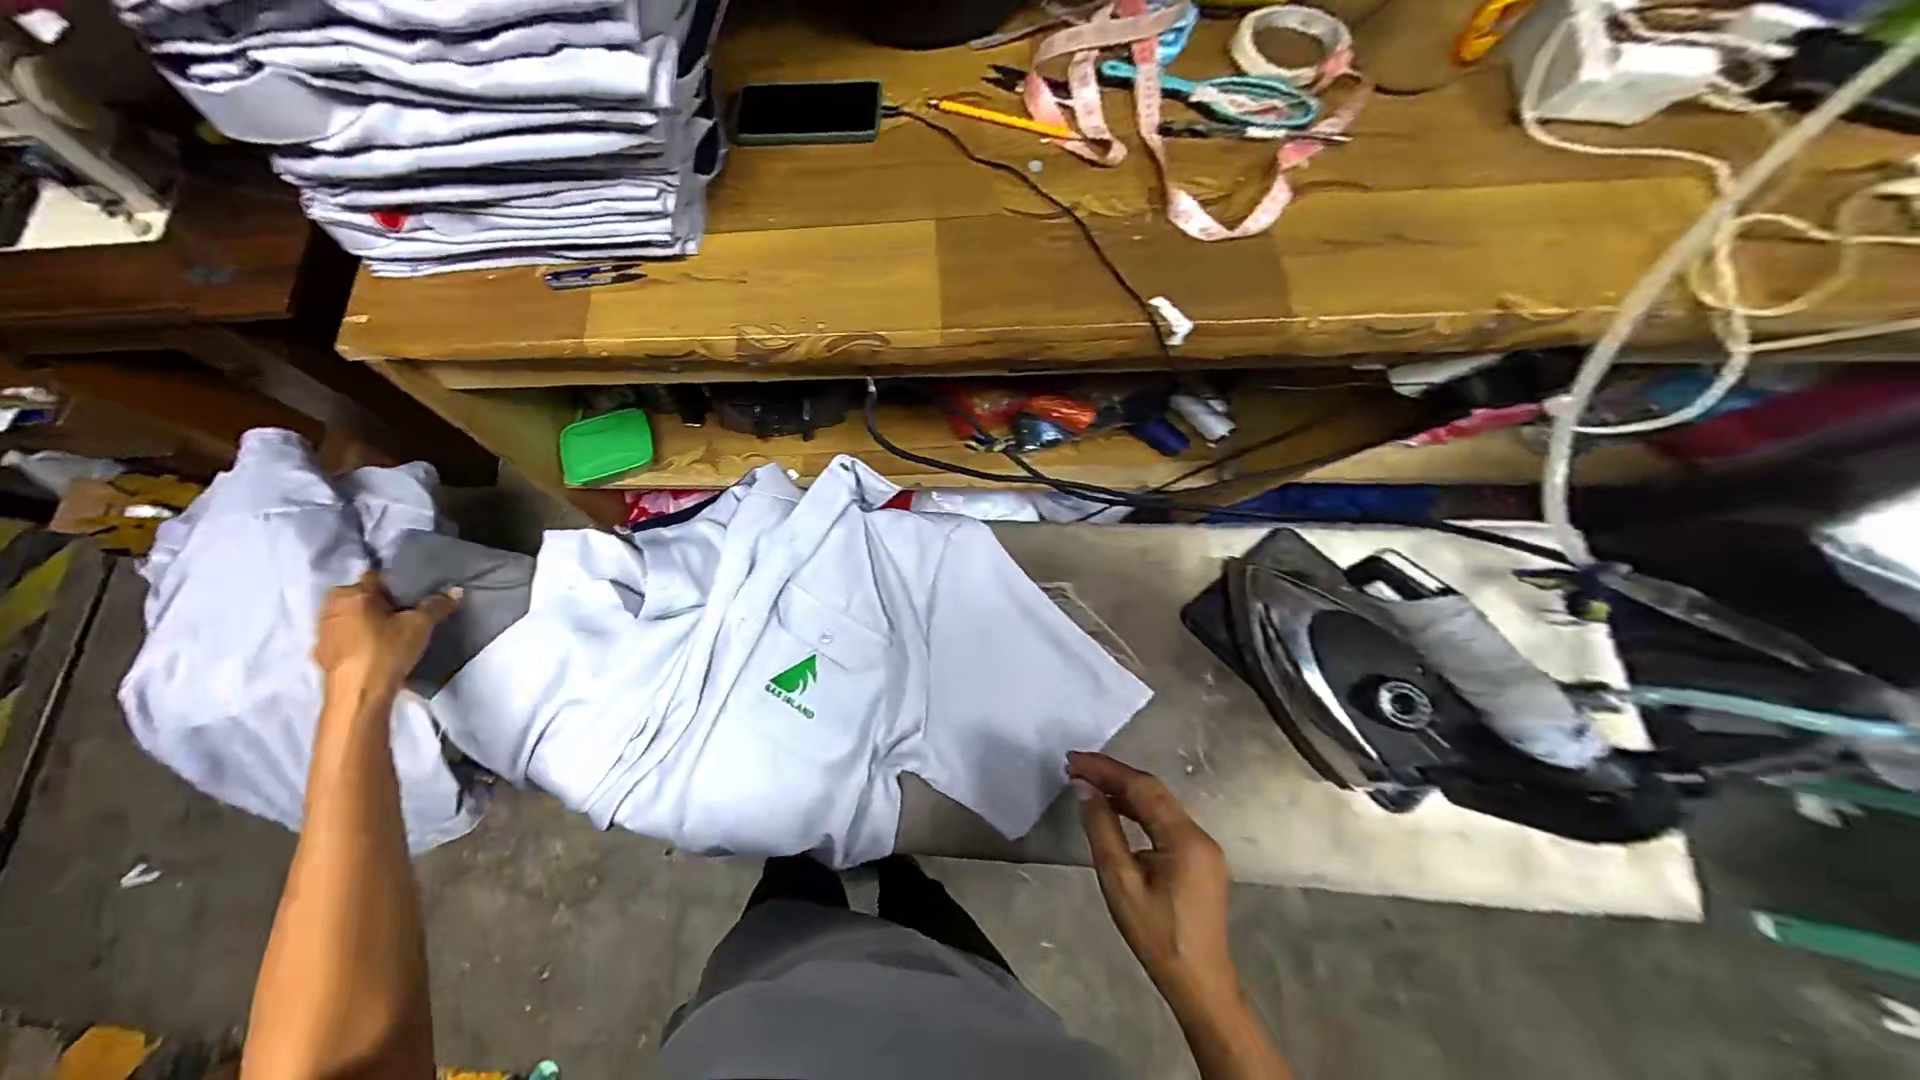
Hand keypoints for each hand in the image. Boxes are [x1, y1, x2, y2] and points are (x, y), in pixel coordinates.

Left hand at [314, 574, 459, 695]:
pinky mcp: (321, 652)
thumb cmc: (387, 650)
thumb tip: (455, 590)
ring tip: (391, 632)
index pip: (377, 577)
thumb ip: (436, 605)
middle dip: (378, 601)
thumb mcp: (421, 625)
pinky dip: (357, 638)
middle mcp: (331, 607)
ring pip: (350, 616)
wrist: (358, 693)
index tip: (413, 594)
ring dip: (366, 620)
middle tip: (404, 613)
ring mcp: (322, 631)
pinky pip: (343, 636)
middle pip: (360, 596)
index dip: (397, 583)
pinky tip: (375, 649)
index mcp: (352, 593)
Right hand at [1069, 751, 1237, 1009]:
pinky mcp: (1199, 857)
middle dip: (1113, 775)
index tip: (1073, 760)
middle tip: (1074, 767)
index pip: (1142, 787)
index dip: (1106, 769)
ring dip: (1124, 791)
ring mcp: (1202, 845)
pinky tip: (1115, 810)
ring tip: (1088, 784)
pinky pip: (1164, 821)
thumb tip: (1084, 788)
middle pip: (1152, 791)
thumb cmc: (1156, 935)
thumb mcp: (1120, 882)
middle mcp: (1199, 833)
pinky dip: (1137, 810)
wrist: (1198, 982)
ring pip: (1159, 804)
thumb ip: (1102, 829)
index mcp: (1184, 837)